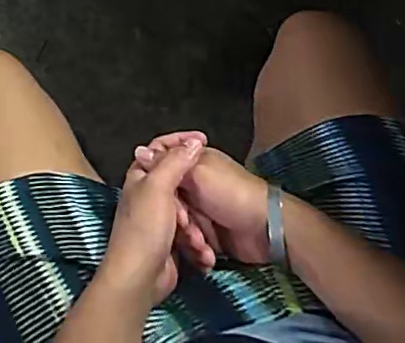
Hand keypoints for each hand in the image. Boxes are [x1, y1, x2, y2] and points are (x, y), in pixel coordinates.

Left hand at [94, 134, 202, 311]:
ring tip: (198, 243)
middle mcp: (148, 191)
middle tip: (204, 210)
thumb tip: (192, 142)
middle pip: (181, 184)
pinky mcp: (169, 241)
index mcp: (141, 174)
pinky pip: (190, 235)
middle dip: (195, 200)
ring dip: (198, 228)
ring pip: (189, 212)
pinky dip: (198, 245)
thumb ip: (175, 163)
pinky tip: (202, 255)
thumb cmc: (146, 226)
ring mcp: (159, 218)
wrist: (140, 275)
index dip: (182, 141)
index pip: (162, 149)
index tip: (205, 139)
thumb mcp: (159, 187)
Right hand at [140, 133, 272, 265]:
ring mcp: (200, 209)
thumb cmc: (230, 194)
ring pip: (177, 220)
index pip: (161, 163)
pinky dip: (196, 247)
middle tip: (184, 224)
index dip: (156, 176)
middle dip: (174, 213)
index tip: (155, 191)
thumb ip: (168, 163)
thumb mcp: (197, 174)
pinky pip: (190, 238)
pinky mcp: (208, 232)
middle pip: (167, 195)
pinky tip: (204, 253)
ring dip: (186, 234)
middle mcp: (193, 183)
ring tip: (200, 243)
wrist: (266, 230)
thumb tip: (139, 150)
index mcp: (191, 162)